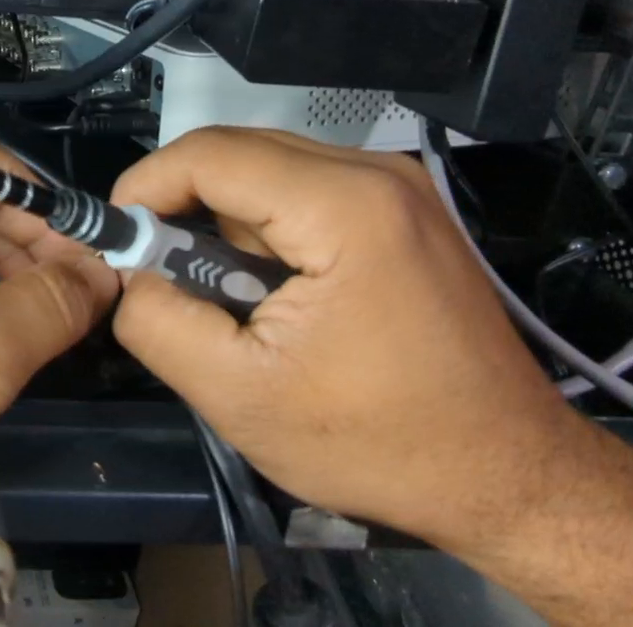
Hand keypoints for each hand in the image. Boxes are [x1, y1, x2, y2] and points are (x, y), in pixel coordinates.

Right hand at [109, 127, 594, 547]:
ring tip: (222, 294)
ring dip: (221, 221)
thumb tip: (127, 272)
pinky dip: (261, 227)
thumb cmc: (380, 442)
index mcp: (344, 206)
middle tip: (159, 273)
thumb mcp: (239, 396)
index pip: (208, 154)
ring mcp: (395, 186)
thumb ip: (156, 320)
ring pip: (263, 169)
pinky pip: (298, 189)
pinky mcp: (400, 208)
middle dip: (180, 206)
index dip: (145, 187)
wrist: (514, 479)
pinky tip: (269, 288)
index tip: (118, 242)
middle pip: (234, 153)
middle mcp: (375, 173)